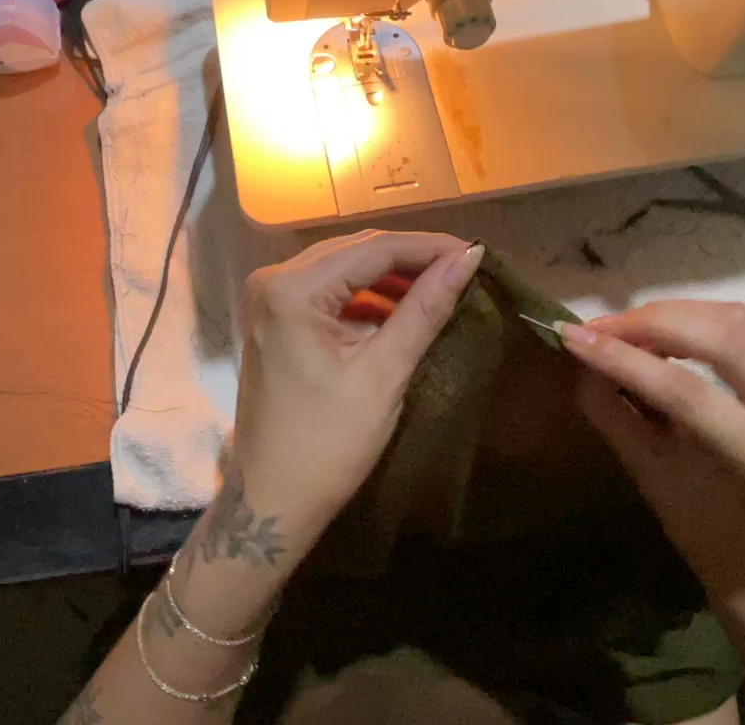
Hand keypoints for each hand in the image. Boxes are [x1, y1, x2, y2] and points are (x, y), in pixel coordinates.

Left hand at [229, 231, 483, 544]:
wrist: (272, 497)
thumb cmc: (328, 444)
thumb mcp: (383, 374)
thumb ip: (424, 310)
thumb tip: (467, 258)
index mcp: (291, 288)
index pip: (372, 248)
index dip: (428, 246)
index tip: (476, 252)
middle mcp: (273, 279)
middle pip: (354, 250)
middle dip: (410, 257)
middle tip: (464, 267)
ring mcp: (268, 297)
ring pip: (342, 267)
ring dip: (389, 275)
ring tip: (441, 284)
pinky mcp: (275, 317)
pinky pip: (327, 290)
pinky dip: (365, 296)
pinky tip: (401, 307)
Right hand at [561, 302, 744, 609]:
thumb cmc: (700, 523)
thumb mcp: (646, 471)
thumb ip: (612, 407)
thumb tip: (579, 349)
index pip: (690, 394)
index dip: (626, 359)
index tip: (572, 336)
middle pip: (732, 340)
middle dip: (656, 321)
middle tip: (602, 326)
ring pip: (744, 324)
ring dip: (676, 314)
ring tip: (628, 328)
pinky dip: (698, 320)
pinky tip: (663, 331)